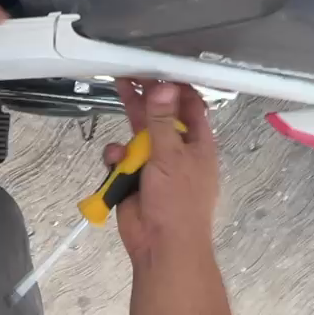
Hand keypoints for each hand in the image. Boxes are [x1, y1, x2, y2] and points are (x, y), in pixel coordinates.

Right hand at [104, 80, 219, 269]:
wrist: (161, 245)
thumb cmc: (178, 202)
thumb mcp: (171, 156)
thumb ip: (163, 121)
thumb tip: (164, 87)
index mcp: (198, 144)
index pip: (190, 106)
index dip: (174, 87)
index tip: (157, 69)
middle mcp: (177, 151)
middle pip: (159, 117)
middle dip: (144, 99)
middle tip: (127, 75)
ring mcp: (154, 165)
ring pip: (136, 137)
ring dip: (127, 133)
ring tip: (120, 113)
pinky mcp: (133, 178)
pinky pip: (120, 160)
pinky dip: (116, 159)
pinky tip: (115, 162)